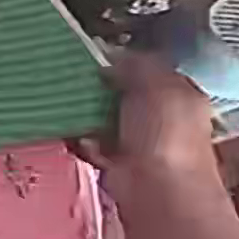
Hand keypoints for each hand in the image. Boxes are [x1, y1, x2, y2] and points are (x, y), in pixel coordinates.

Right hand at [74, 53, 223, 200]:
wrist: (154, 186)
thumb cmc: (164, 134)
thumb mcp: (160, 87)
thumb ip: (139, 65)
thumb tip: (112, 52)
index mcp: (179, 95)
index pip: (146, 69)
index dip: (120, 61)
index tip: (88, 55)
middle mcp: (160, 115)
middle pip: (119, 91)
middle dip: (95, 85)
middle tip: (67, 76)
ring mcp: (135, 137)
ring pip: (99, 113)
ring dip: (80, 110)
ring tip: (59, 99)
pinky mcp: (111, 156)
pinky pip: (85, 137)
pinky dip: (75, 134)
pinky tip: (68, 131)